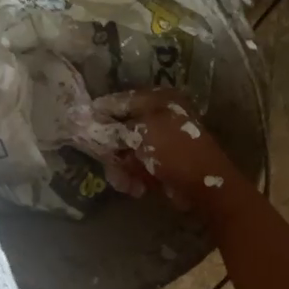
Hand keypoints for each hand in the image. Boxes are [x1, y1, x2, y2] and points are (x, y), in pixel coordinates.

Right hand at [92, 89, 236, 207]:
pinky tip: (137, 188)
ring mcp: (162, 141)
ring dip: (122, 168)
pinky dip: (135, 177)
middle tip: (107, 162)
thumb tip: (88, 123)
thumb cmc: (174, 151)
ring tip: (125, 183)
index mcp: (158, 100)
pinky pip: (139, 166)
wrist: (205, 186)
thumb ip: (113, 128)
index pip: (121, 100)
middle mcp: (159, 116)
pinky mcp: (163, 162)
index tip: (83, 126)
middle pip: (121, 128)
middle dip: (113, 150)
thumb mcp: (141, 133)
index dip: (101, 113)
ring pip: (127, 151)